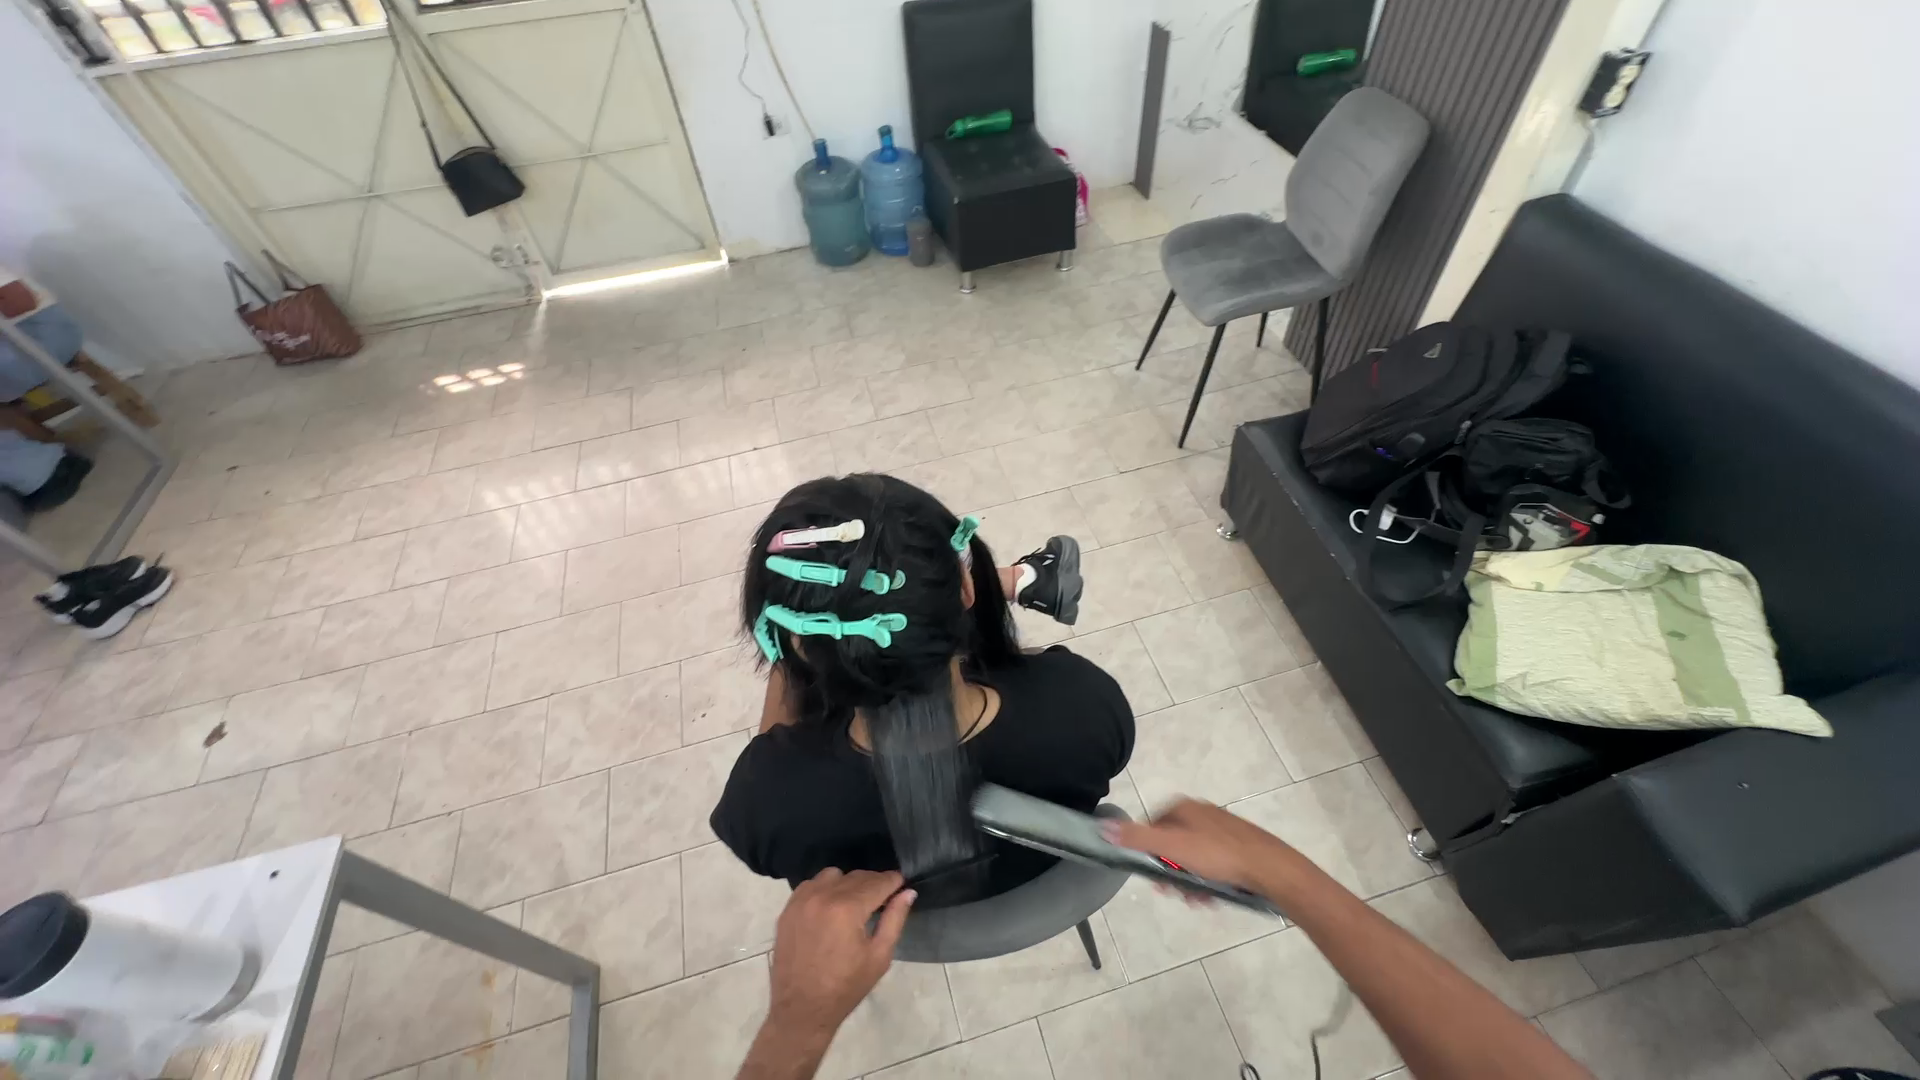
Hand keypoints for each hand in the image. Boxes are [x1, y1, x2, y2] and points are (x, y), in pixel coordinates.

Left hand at [765, 869, 916, 1039]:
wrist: (801, 1010)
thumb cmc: (845, 987)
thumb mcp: (879, 957)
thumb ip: (894, 919)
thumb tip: (908, 892)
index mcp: (848, 909)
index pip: (878, 882)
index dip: (894, 881)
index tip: (902, 883)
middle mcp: (824, 896)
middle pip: (857, 876)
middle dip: (874, 883)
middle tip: (883, 898)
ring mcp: (803, 900)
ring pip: (834, 875)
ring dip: (848, 883)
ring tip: (854, 903)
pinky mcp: (788, 908)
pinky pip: (812, 884)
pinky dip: (825, 888)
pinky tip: (830, 906)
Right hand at [1105, 798, 1313, 898]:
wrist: (1271, 870)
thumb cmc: (1218, 855)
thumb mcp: (1172, 848)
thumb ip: (1137, 839)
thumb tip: (1101, 827)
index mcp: (1183, 807)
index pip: (1151, 826)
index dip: (1148, 853)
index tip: (1154, 876)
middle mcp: (1200, 813)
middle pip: (1172, 844)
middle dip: (1171, 872)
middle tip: (1177, 893)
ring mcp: (1221, 829)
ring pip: (1192, 857)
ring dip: (1189, 881)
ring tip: (1198, 900)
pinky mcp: (1238, 847)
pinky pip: (1213, 864)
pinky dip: (1208, 880)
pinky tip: (1213, 896)